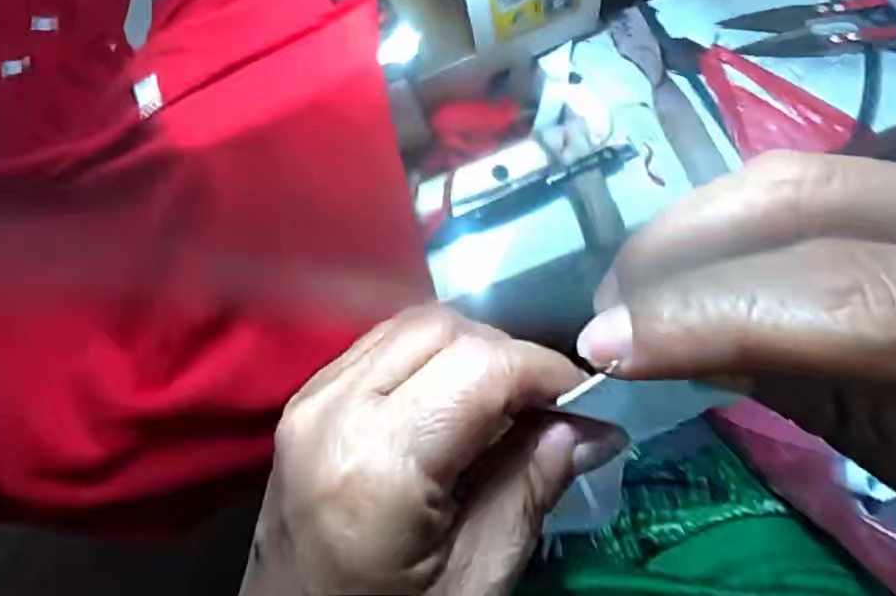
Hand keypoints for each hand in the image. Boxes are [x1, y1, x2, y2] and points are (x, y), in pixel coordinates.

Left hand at [243, 304, 626, 595]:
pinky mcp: (305, 393)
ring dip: (464, 345)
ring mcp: (312, 393)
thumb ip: (527, 488)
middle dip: (503, 352)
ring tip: (504, 398)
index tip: (584, 398)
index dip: (540, 368)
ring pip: (405, 325)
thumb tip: (590, 425)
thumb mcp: (473, 581)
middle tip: (546, 401)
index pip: (474, 366)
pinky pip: (377, 344)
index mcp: (377, 461)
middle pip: (436, 329)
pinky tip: (451, 394)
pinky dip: (425, 353)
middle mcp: (335, 406)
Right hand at [580, 151, 895, 594]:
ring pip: (812, 173)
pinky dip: (751, 226)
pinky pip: (842, 186)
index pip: (860, 296)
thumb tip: (695, 354)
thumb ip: (869, 426)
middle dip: (679, 248)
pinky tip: (723, 273)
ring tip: (649, 294)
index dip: (709, 312)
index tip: (603, 348)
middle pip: (811, 194)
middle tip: (612, 314)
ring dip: (700, 228)